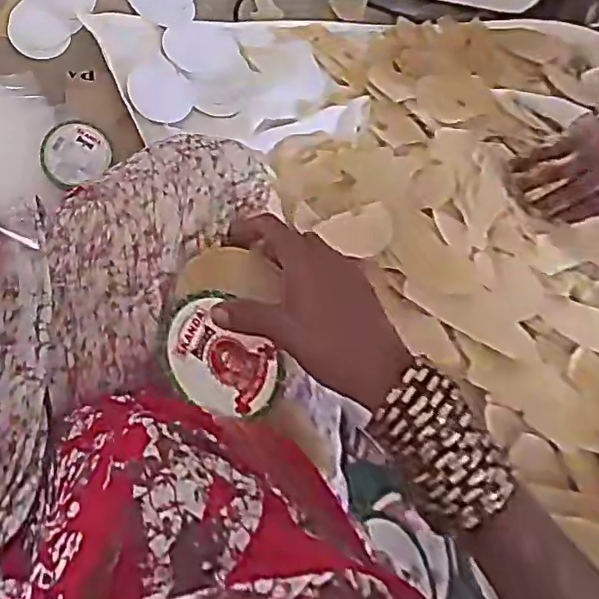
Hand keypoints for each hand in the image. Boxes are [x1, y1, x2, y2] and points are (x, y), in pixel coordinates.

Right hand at [209, 214, 413, 410]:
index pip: (272, 226)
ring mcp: (347, 268)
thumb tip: (215, 310)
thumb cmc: (329, 346)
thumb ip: (248, 316)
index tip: (231, 239)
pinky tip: (305, 299)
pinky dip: (311, 270)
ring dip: (291, 256)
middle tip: (250, 262)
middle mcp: (326, 255)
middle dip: (269, 242)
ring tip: (275, 280)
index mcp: (304, 259)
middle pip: (292, 236)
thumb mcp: (283, 332)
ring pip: (312, 250)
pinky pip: (329, 265)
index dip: (249, 226)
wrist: (383, 372)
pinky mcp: (360, 285)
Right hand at [509, 108, 598, 222]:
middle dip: (546, 203)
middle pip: (570, 192)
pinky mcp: (572, 137)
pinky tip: (514, 165)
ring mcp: (586, 154)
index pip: (592, 207)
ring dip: (532, 183)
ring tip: (513, 190)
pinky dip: (528, 159)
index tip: (548, 222)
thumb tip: (579, 214)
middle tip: (525, 210)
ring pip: (555, 172)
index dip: (569, 215)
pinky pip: (546, 151)